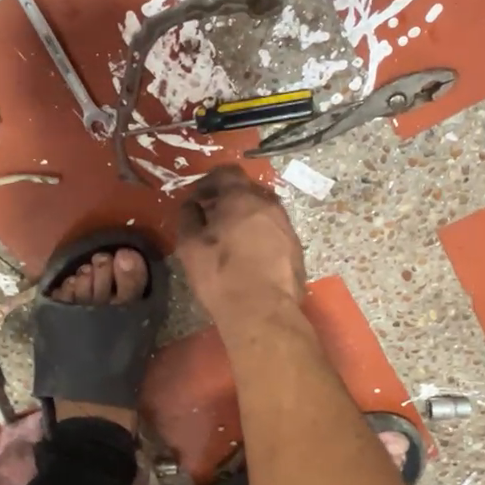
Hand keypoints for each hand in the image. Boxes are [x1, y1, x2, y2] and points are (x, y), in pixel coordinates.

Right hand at [177, 166, 306, 328]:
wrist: (263, 311)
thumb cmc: (221, 276)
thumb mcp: (190, 247)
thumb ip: (188, 218)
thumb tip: (191, 205)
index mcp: (241, 198)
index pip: (226, 173)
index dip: (209, 181)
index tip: (198, 197)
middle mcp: (269, 205)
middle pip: (247, 190)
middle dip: (228, 198)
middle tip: (211, 216)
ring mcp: (286, 226)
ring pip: (263, 210)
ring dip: (246, 216)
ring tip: (230, 237)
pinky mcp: (296, 248)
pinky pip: (274, 230)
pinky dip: (260, 234)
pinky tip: (249, 254)